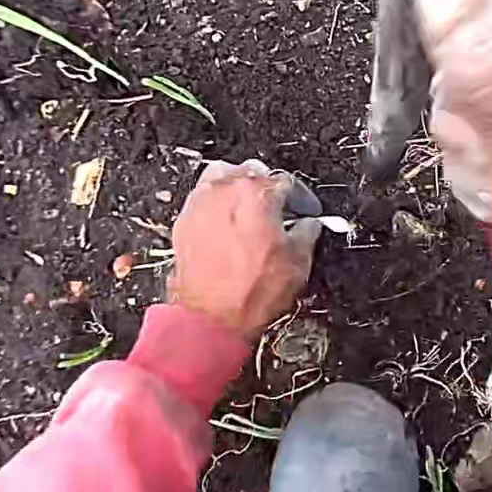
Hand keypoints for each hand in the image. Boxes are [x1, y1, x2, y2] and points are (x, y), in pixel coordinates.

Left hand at [167, 159, 323, 339]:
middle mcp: (226, 190)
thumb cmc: (251, 291)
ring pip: (223, 176)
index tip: (307, 212)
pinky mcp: (184, 221)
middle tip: (281, 210)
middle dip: (270, 188)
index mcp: (258, 193)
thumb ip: (307, 232)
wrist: (210, 319)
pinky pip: (203, 197)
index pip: (287, 181)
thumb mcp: (299, 261)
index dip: (302, 198)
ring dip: (240, 187)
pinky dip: (218, 202)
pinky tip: (228, 222)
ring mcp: (200, 204)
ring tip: (251, 209)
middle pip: (253, 172)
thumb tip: (308, 225)